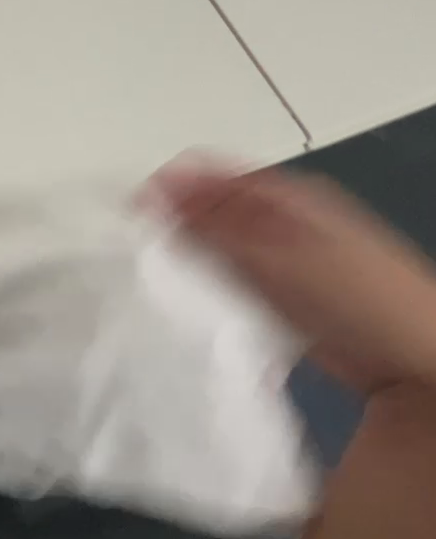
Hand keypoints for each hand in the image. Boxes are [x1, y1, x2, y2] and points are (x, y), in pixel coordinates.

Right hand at [154, 162, 435, 396]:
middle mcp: (279, 216)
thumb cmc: (359, 300)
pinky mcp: (275, 286)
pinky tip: (188, 292)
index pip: (203, 171)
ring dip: (183, 251)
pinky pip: (221, 270)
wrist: (421, 367)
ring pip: (207, 238)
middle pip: (201, 204)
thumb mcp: (278, 254)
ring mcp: (278, 252)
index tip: (131, 212)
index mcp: (286, 193)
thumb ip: (211, 222)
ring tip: (160, 271)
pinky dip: (201, 276)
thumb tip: (145, 193)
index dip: (163, 186)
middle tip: (141, 245)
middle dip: (170, 220)